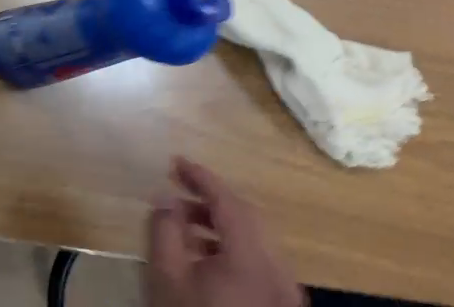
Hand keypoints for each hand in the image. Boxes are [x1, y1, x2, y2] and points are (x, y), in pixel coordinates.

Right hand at [145, 157, 303, 306]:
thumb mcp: (166, 273)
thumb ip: (165, 229)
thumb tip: (166, 197)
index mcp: (252, 261)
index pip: (231, 205)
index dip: (203, 178)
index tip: (175, 161)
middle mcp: (280, 273)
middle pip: (251, 219)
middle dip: (212, 197)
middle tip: (177, 184)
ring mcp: (287, 293)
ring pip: (259, 240)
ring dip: (222, 222)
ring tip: (184, 221)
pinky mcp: (284, 306)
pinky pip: (263, 260)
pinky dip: (234, 244)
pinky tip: (206, 252)